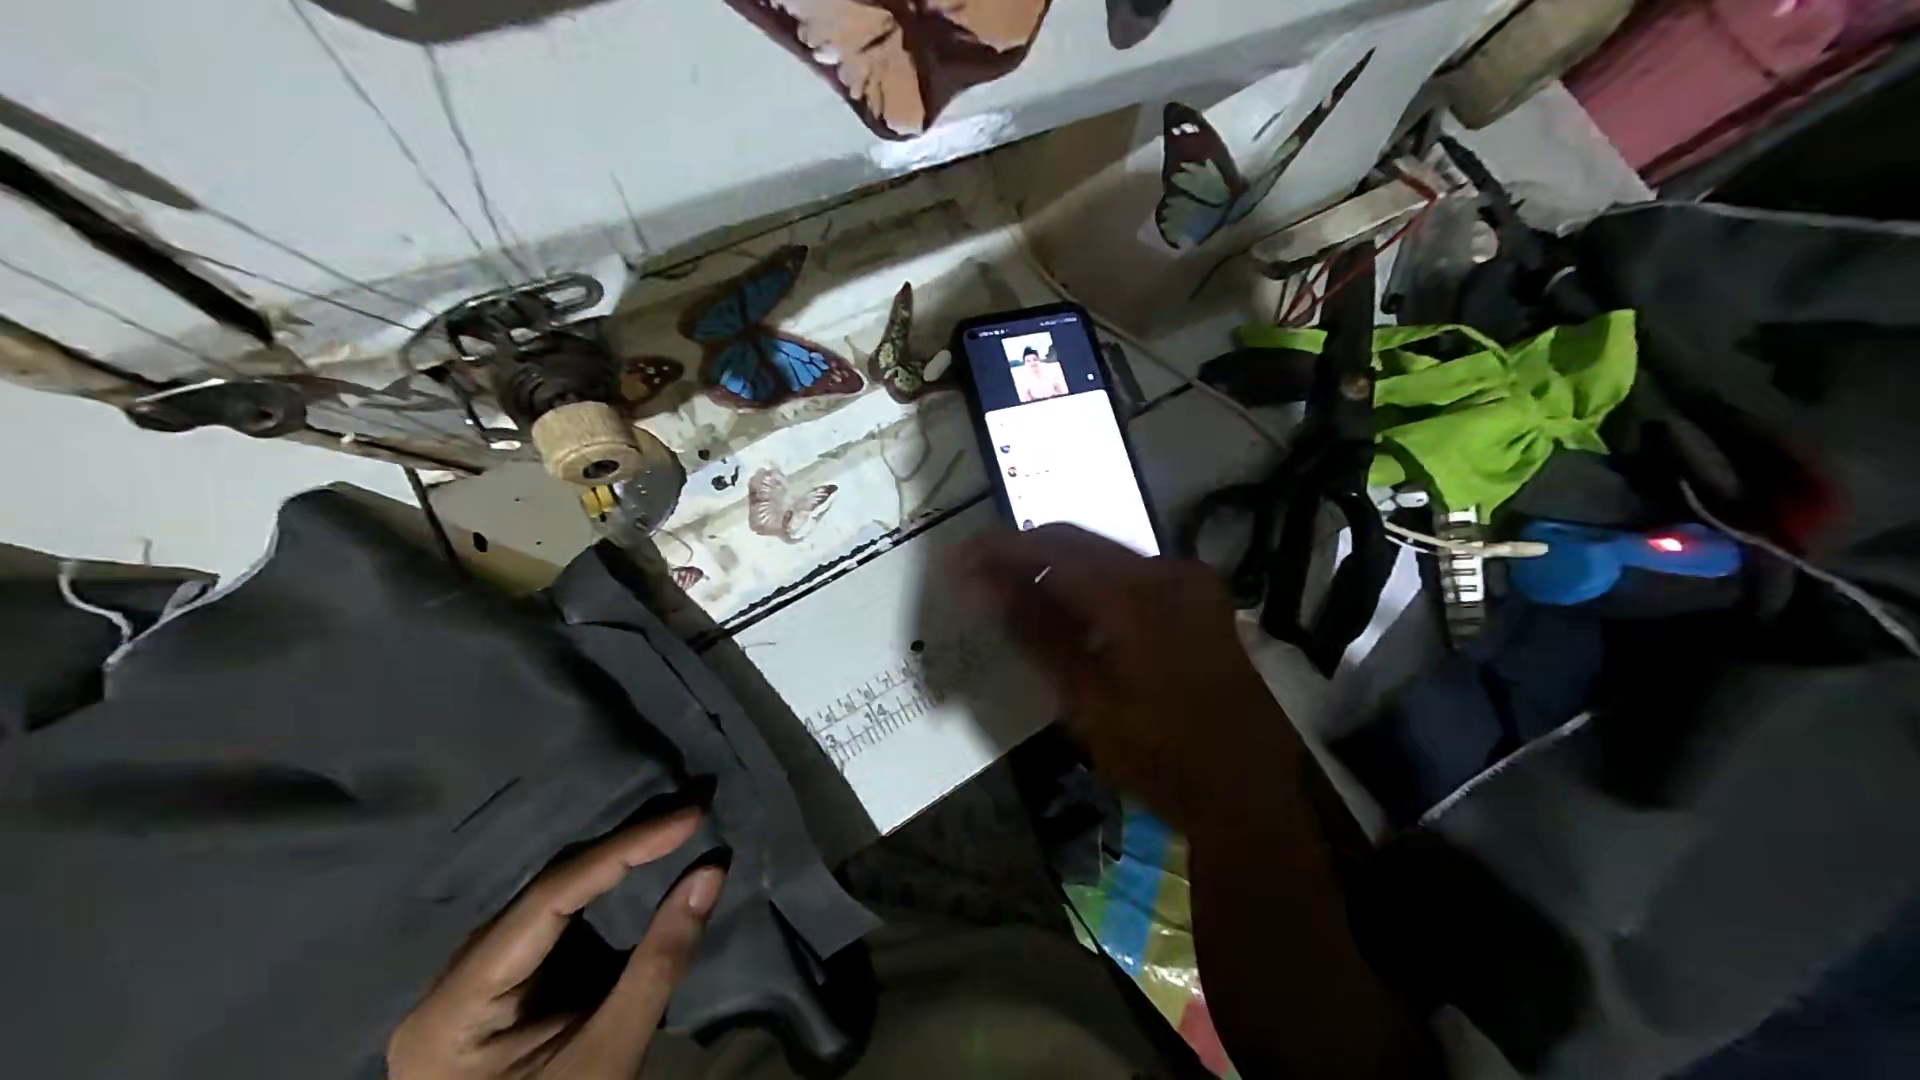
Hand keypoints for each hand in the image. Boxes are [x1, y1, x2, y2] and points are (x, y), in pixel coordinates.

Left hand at [388, 809, 725, 1079]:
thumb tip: (711, 872)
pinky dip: (599, 894)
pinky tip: (635, 870)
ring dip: (611, 866)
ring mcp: (468, 982)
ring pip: (546, 900)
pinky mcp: (496, 987)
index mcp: (452, 1009)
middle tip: (685, 817)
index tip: (688, 817)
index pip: (547, 900)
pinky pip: (551, 923)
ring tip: (669, 833)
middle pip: (543, 892)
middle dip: (620, 850)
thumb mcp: (610, 1056)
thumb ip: (660, 962)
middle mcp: (448, 982)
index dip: (622, 850)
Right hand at [956, 524, 1302, 834]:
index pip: (1053, 549)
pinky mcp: (1195, 598)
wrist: (1251, 791)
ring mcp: (1188, 581)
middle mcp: (1167, 570)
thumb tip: (983, 587)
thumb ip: (1035, 634)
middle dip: (1021, 554)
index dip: (999, 550)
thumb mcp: (1088, 703)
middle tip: (974, 575)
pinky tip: (1060, 608)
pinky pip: (1127, 575)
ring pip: (1102, 556)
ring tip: (1006, 591)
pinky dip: (1088, 585)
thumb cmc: (1162, 756)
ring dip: (1053, 569)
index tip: (956, 560)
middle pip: (1078, 543)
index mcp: (1140, 595)